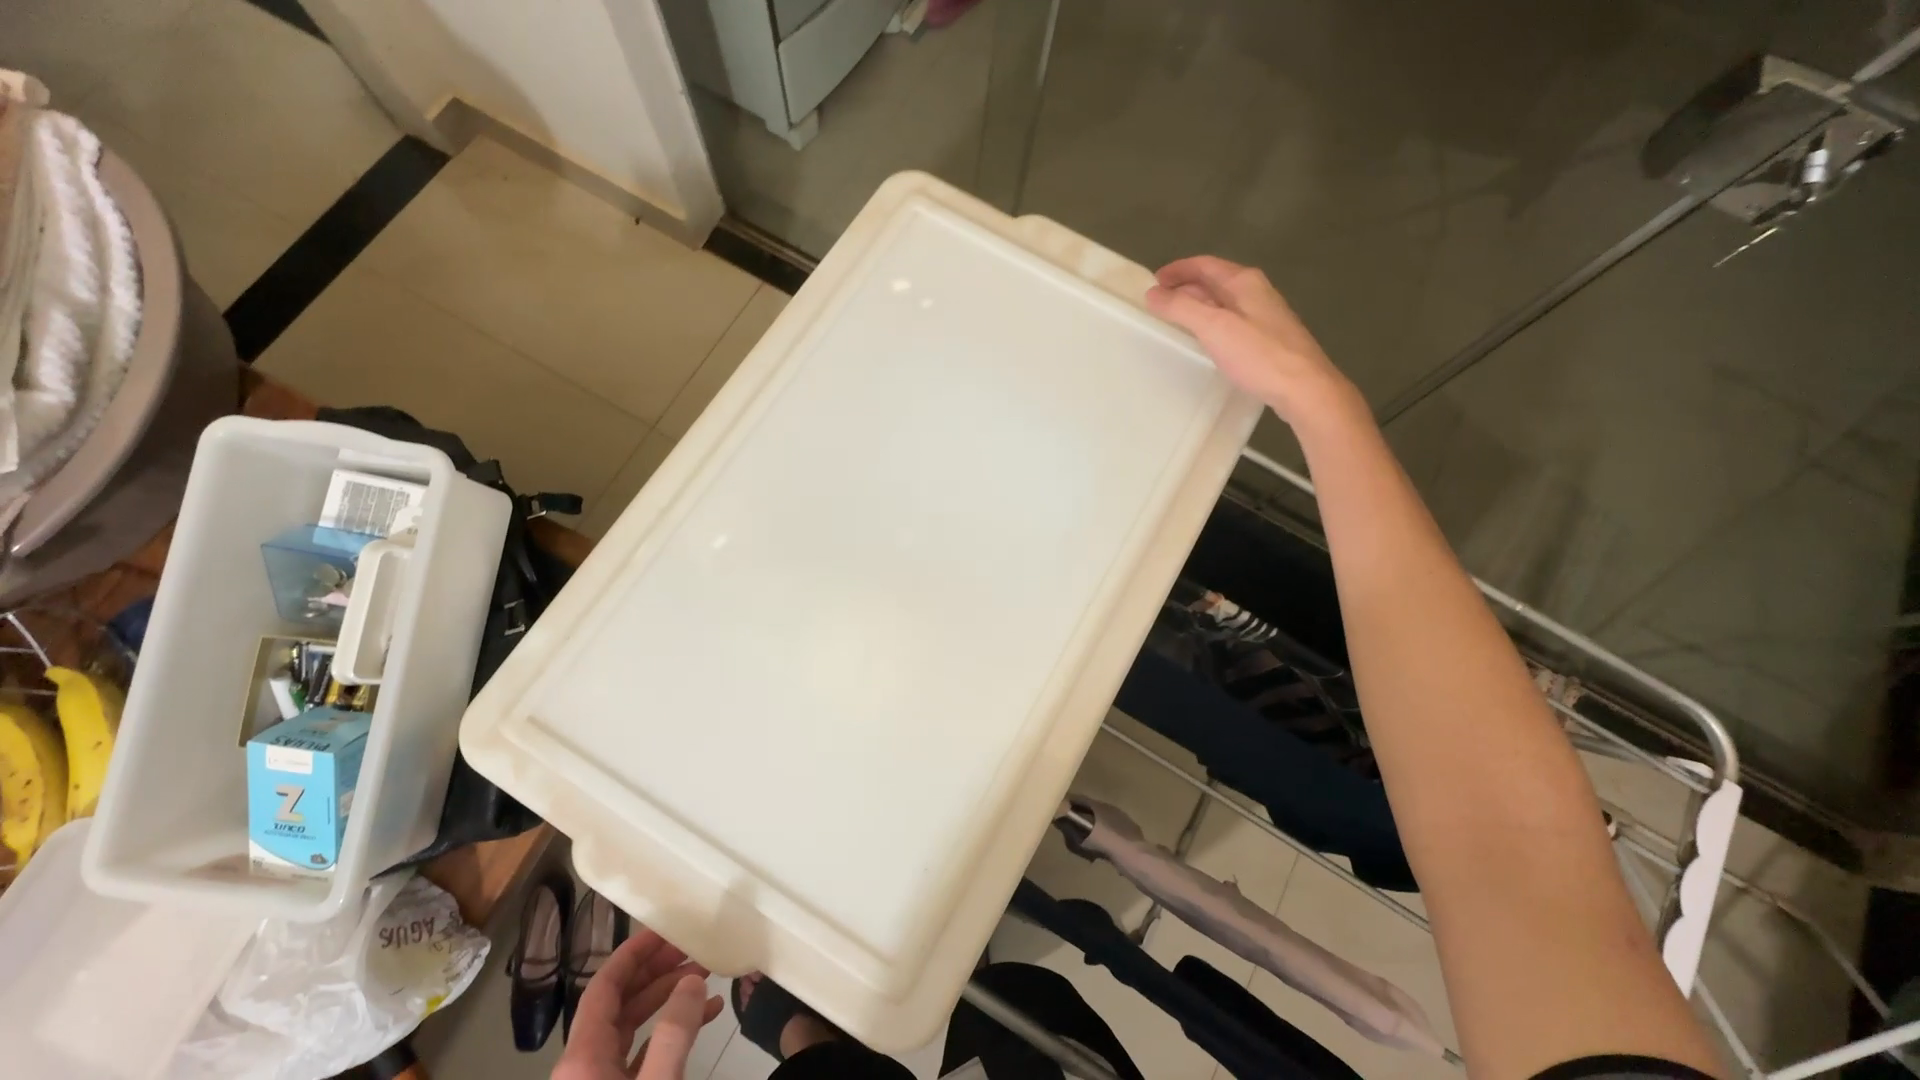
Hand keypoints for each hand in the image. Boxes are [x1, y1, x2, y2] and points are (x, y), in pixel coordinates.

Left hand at [552, 929, 723, 1079]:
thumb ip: (674, 1034)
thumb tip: (692, 981)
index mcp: (583, 1056)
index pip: (603, 987)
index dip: (633, 953)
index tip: (664, 930)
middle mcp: (584, 1063)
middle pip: (618, 1001)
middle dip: (656, 971)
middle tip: (692, 949)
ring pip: (631, 1025)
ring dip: (667, 997)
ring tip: (704, 976)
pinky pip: (642, 1052)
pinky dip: (670, 1031)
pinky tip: (704, 1017)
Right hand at [1145, 256, 1365, 430]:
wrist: (1305, 388)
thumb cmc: (1259, 355)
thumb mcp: (1214, 328)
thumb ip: (1181, 308)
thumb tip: (1153, 293)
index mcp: (1244, 282)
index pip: (1204, 264)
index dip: (1177, 270)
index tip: (1153, 282)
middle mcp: (1257, 292)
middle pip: (1215, 280)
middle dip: (1186, 287)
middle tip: (1160, 302)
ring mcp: (1265, 315)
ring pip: (1224, 301)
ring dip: (1199, 305)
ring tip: (1177, 319)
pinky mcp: (1269, 339)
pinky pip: (1233, 321)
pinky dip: (1213, 322)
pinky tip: (1207, 339)